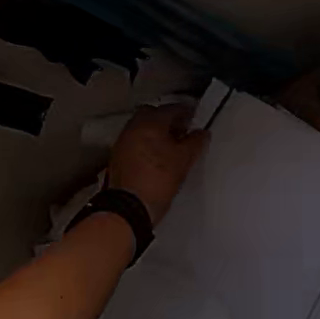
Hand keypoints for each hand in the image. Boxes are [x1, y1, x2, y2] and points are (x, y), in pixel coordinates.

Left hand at [107, 104, 209, 224]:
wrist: (128, 209)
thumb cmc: (156, 181)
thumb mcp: (184, 160)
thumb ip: (195, 142)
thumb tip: (201, 133)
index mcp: (149, 123)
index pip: (171, 109)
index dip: (186, 112)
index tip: (194, 118)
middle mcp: (132, 128)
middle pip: (152, 115)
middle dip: (167, 119)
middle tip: (182, 130)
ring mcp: (122, 143)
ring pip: (141, 129)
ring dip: (155, 132)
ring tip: (171, 146)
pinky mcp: (117, 158)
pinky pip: (134, 143)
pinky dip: (145, 144)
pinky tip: (156, 158)